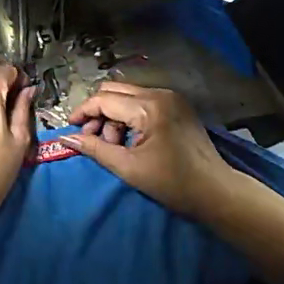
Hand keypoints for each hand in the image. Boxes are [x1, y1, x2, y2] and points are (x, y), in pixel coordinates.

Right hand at [58, 81, 240, 216]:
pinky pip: (143, 102)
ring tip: (113, 145)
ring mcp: (171, 98)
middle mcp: (160, 94)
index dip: (82, 112)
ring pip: (127, 96)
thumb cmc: (172, 182)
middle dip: (98, 113)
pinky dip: (129, 117)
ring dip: (113, 116)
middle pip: (114, 91)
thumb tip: (66, 138)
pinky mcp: (177, 107)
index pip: (104, 99)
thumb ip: (95, 148)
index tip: (70, 130)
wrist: (217, 192)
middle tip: (91, 138)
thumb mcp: (128, 167)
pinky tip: (130, 140)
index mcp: (148, 106)